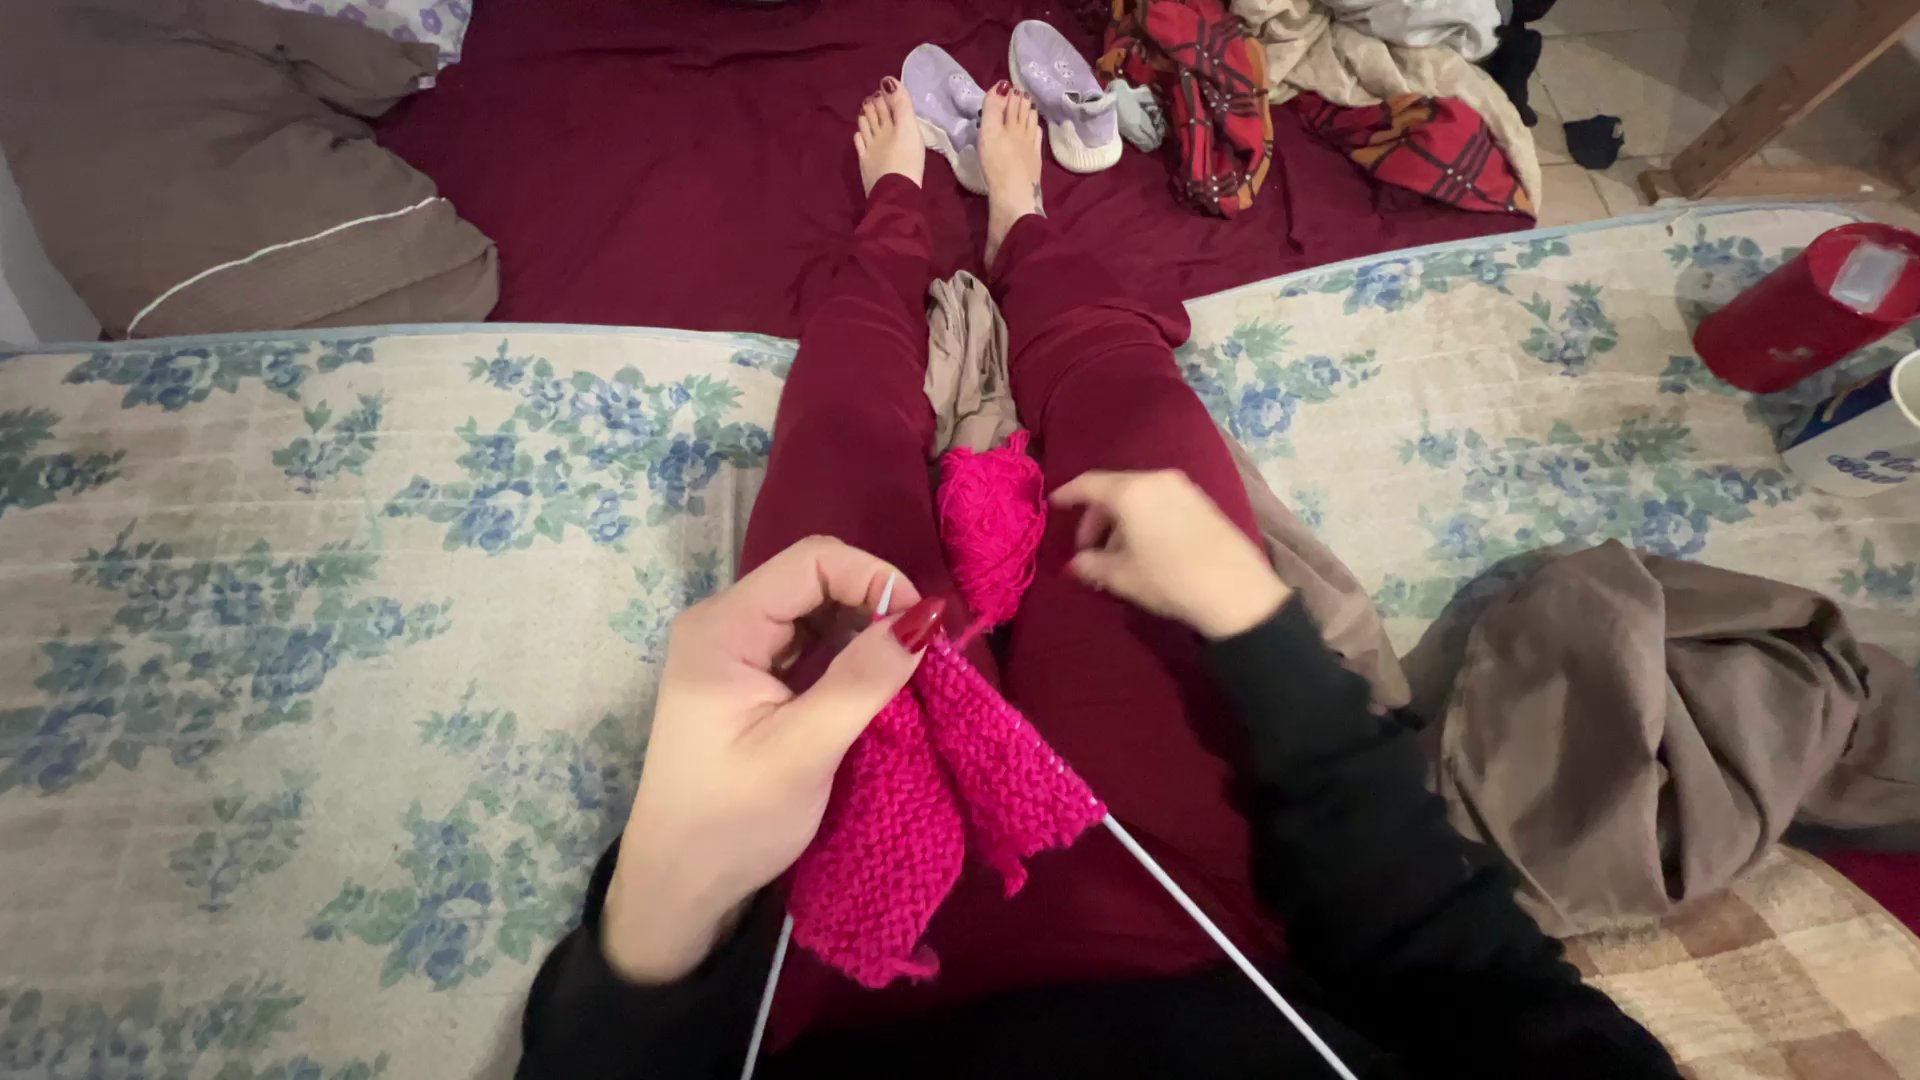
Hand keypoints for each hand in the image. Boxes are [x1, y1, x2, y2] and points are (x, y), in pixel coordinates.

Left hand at [603, 536, 943, 982]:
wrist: (680, 885)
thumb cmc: (733, 823)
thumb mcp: (803, 752)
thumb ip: (863, 679)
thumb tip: (926, 617)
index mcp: (723, 628)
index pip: (812, 562)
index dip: (874, 577)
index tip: (922, 625)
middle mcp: (727, 622)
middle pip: (815, 576)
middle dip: (875, 601)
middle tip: (921, 649)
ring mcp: (739, 647)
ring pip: (818, 606)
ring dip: (867, 626)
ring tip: (905, 665)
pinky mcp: (754, 673)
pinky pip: (812, 638)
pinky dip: (851, 649)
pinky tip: (876, 676)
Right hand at [1051, 469, 1290, 639]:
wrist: (1237, 592)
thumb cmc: (1169, 579)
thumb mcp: (1122, 576)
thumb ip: (1091, 565)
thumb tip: (1074, 564)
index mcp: (1131, 491)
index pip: (1088, 484)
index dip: (1067, 494)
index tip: (1053, 506)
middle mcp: (1157, 480)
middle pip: (1114, 490)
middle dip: (1095, 518)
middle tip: (1088, 550)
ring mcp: (1184, 489)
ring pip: (1138, 497)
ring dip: (1120, 521)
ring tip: (1116, 555)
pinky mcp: (1202, 503)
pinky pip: (1160, 503)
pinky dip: (1143, 519)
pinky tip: (1143, 549)